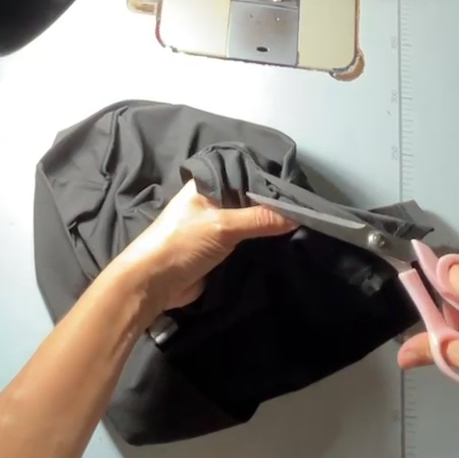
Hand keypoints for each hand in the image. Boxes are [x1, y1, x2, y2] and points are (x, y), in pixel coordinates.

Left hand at [105, 180, 296, 316]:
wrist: (152, 284)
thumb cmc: (181, 243)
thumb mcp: (223, 226)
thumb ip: (259, 219)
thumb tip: (298, 215)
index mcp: (207, 182)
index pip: (245, 173)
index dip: (269, 180)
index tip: (300, 188)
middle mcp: (212, 198)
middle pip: (248, 197)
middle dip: (272, 204)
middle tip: (306, 208)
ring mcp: (215, 223)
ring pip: (248, 218)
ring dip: (268, 223)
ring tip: (301, 223)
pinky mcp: (218, 246)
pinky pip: (245, 238)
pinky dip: (260, 240)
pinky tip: (282, 241)